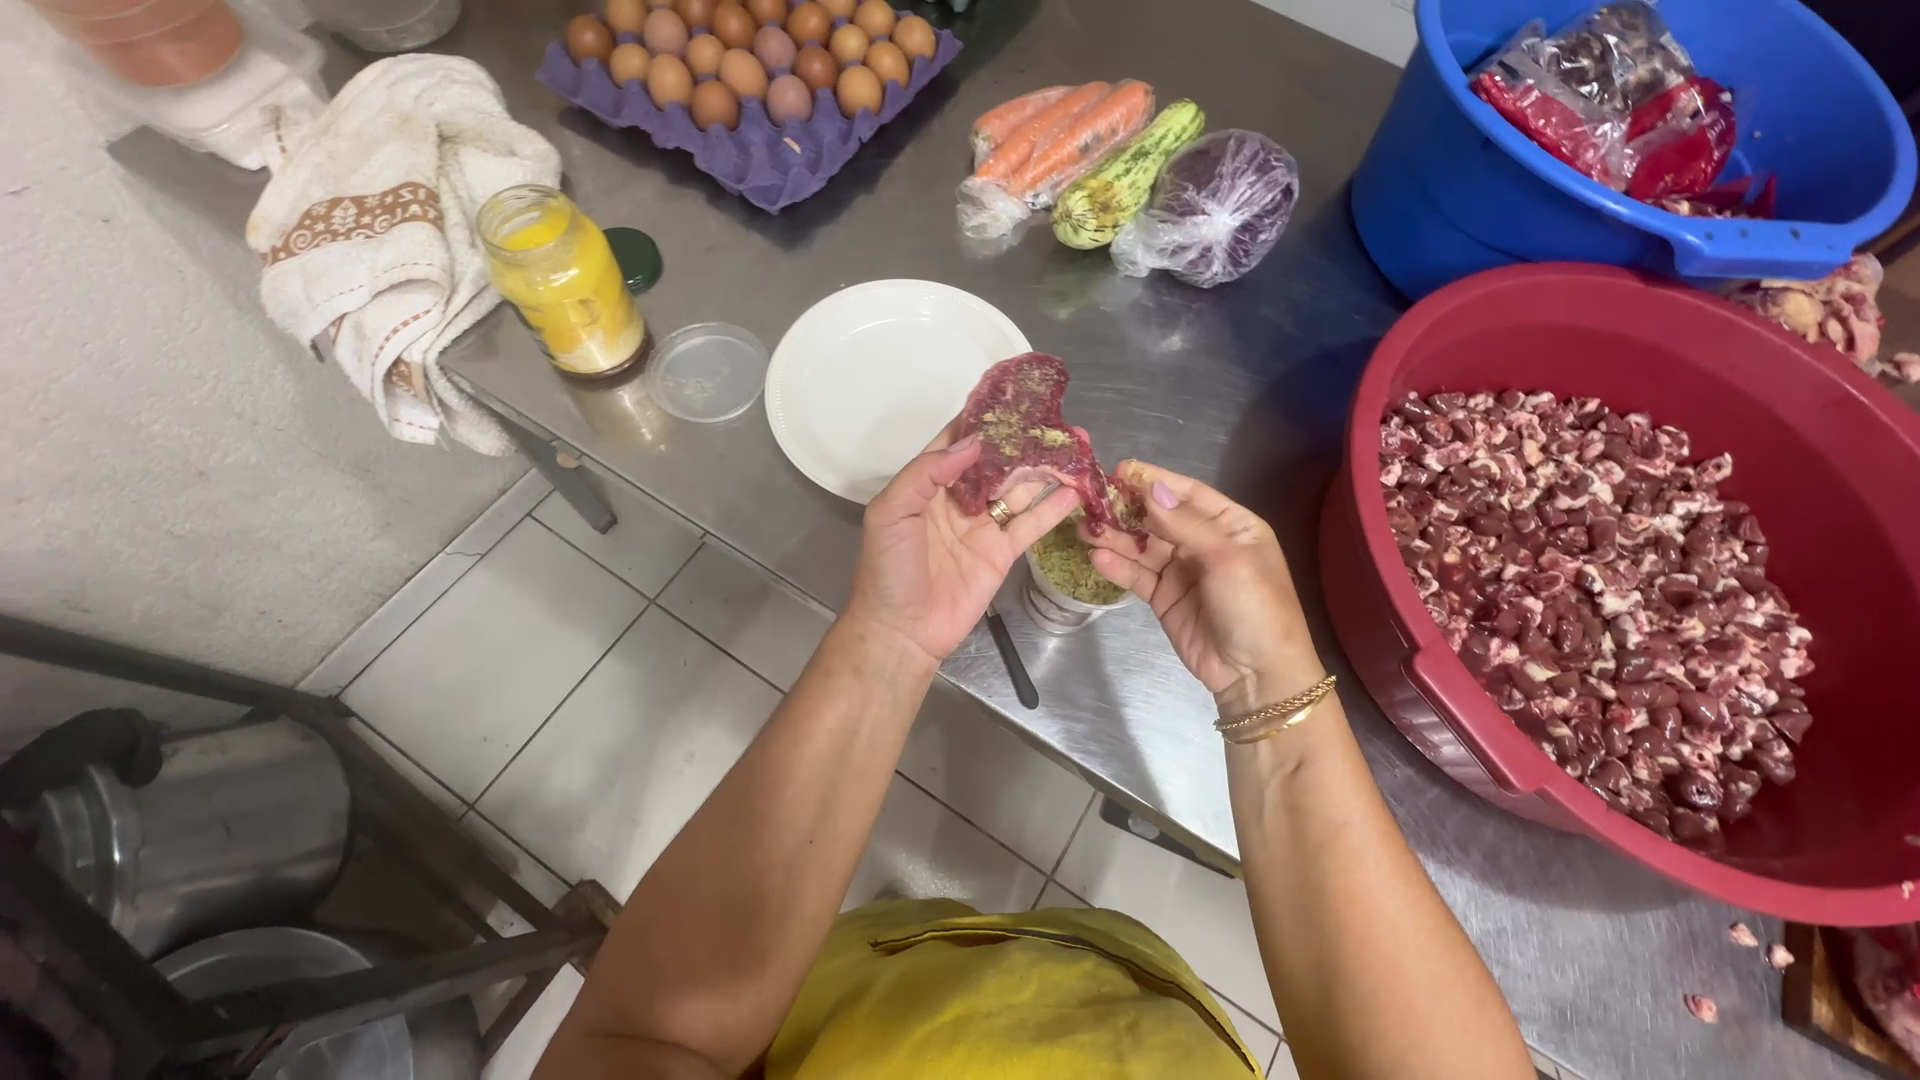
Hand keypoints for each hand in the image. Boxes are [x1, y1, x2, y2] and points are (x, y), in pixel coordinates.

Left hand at [845, 425, 1079, 667]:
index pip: (956, 443)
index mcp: (927, 485)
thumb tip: (972, 442)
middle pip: (996, 463)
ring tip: (1077, 445)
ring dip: (1045, 468)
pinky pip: (1030, 525)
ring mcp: (982, 527)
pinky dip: (1053, 508)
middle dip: (1023, 441)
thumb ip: (926, 472)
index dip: (981, 420)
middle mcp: (957, 500)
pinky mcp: (1002, 553)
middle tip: (1056, 420)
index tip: (1011, 396)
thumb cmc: (887, 568)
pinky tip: (1076, 489)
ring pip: (1019, 490)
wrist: (901, 630)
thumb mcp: (891, 511)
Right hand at [1084, 461, 1323, 715]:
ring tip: (1084, 528)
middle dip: (1126, 508)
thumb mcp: (1227, 559)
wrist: (1257, 674)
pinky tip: (1097, 557)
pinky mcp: (1164, 598)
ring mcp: (1182, 571)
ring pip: (1143, 546)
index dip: (1154, 481)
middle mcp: (1205, 543)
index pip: (1188, 494)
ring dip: (1115, 536)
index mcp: (1231, 525)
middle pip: (1158, 518)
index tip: (1119, 470)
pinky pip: (1138, 576)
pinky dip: (1118, 567)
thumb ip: (1186, 524)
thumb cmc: (1255, 607)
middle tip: (1091, 500)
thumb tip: (1150, 488)